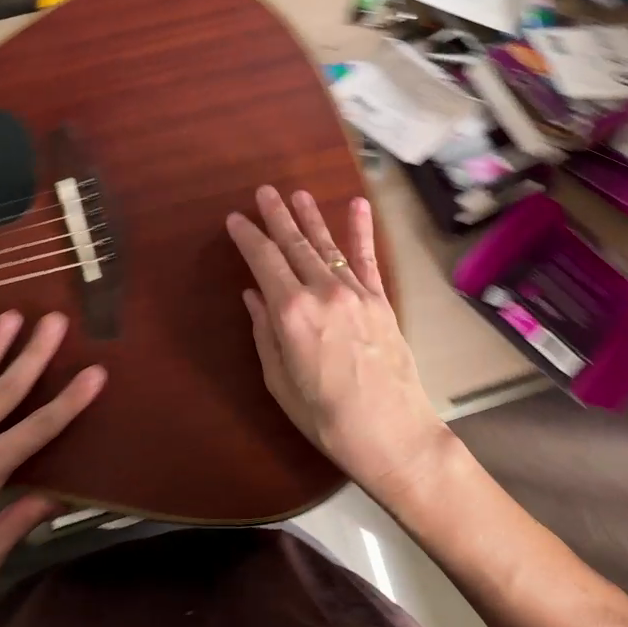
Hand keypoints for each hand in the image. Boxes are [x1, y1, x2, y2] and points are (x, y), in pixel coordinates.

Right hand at [226, 186, 450, 503]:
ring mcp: (355, 293)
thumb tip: (253, 296)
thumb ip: (264, 333)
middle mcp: (322, 292)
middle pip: (293, 244)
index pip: (263, 260)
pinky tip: (357, 205)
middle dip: (276, 216)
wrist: (392, 434)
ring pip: (326, 245)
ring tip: (296, 193)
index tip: (235, 219)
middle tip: (264, 192)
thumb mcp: (280, 382)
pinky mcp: (380, 301)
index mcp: (290, 312)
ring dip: (310, 216)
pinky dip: (361, 230)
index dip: (247, 236)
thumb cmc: (325, 418)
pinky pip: (367, 258)